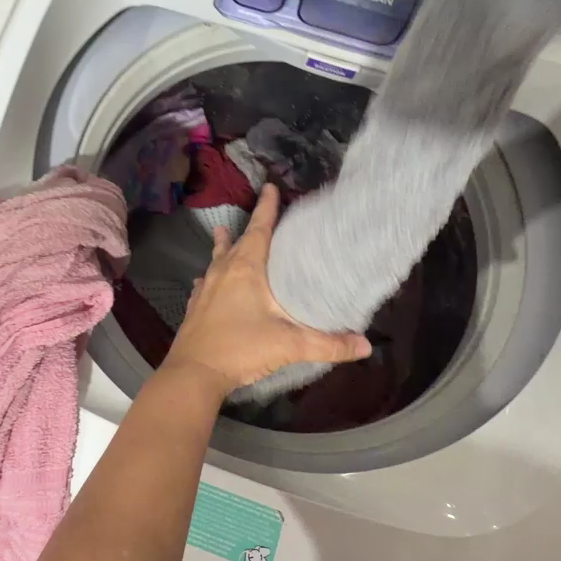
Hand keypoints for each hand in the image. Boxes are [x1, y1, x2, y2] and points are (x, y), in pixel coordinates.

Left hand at [159, 184, 371, 396]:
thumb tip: (366, 345)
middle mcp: (223, 271)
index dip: (267, 208)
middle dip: (249, 226)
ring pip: (216, 258)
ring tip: (223, 233)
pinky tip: (207, 280)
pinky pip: (205, 282)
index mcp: (246, 269)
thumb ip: (328, 344)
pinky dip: (211, 275)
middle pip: (237, 241)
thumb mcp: (289, 346)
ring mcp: (205, 288)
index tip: (270, 187)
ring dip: (223, 246)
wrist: (193, 372)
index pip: (259, 230)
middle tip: (258, 213)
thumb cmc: (241, 348)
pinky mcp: (195, 306)